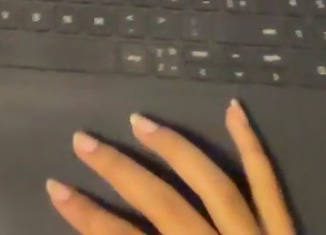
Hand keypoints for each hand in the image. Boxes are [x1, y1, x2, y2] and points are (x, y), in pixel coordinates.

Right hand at [46, 102, 295, 234]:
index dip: (87, 216)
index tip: (56, 187)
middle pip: (162, 205)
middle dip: (119, 170)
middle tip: (84, 140)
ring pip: (212, 185)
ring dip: (173, 148)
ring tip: (139, 120)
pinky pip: (269, 188)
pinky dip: (252, 147)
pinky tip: (234, 109)